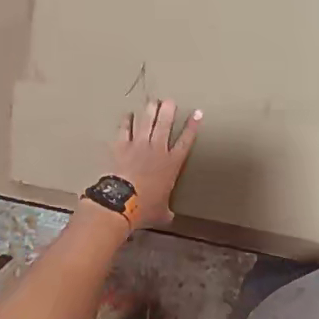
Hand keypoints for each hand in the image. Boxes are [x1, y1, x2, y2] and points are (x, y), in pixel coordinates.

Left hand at [105, 99, 201, 227]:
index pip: (186, 140)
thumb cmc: (145, 208)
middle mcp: (158, 150)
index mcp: (172, 163)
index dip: (193, 126)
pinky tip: (127, 114)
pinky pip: (124, 130)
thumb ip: (166, 211)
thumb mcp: (161, 212)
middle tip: (170, 101)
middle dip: (169, 111)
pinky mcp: (121, 147)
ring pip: (147, 123)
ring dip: (150, 111)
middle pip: (165, 125)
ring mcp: (138, 146)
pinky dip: (126, 122)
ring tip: (153, 101)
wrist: (121, 203)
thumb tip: (169, 218)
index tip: (197, 113)